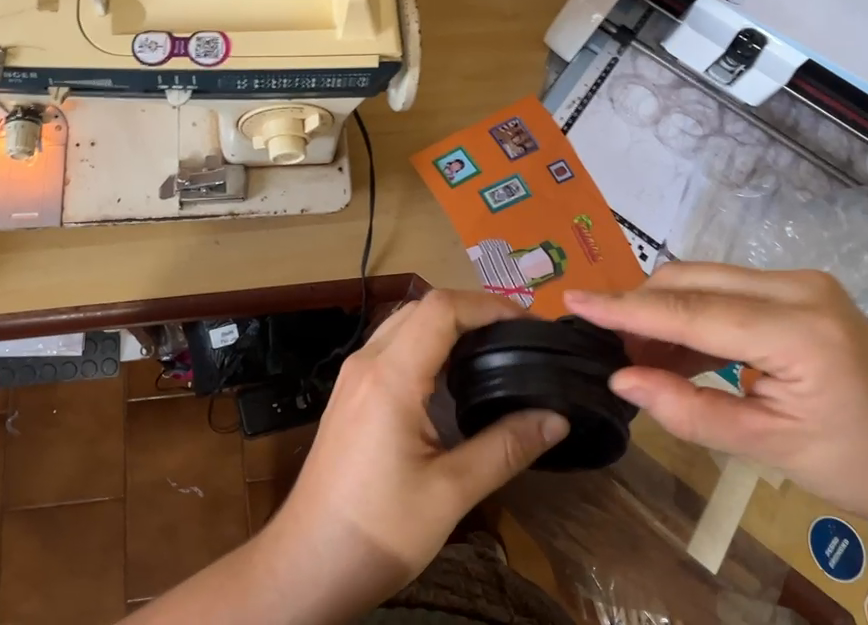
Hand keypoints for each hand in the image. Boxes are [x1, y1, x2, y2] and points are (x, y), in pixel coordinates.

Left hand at [263, 290, 568, 609]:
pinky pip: (390, 350)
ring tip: (493, 351)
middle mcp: (365, 364)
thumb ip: (505, 448)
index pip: (440, 309)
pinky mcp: (349, 396)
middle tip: (518, 338)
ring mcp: (352, 379)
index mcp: (389, 376)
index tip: (529, 325)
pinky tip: (452, 379)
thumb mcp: (452, 491)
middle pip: (420, 309)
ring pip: (402, 326)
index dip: (487, 305)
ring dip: (446, 326)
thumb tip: (556, 418)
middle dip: (471, 311)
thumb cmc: (381, 528)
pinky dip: (425, 346)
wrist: (311, 561)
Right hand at [565, 262, 867, 535]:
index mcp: (798, 331)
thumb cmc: (861, 468)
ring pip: (702, 282)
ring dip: (664, 314)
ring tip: (640, 360)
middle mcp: (798, 289)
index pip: (689, 312)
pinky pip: (725, 292)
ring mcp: (802, 284)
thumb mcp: (769, 449)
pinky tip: (677, 353)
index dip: (624, 308)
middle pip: (690, 283)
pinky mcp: (800, 292)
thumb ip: (690, 410)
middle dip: (640, 311)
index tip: (570, 300)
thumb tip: (621, 381)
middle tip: (609, 356)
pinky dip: (693, 317)